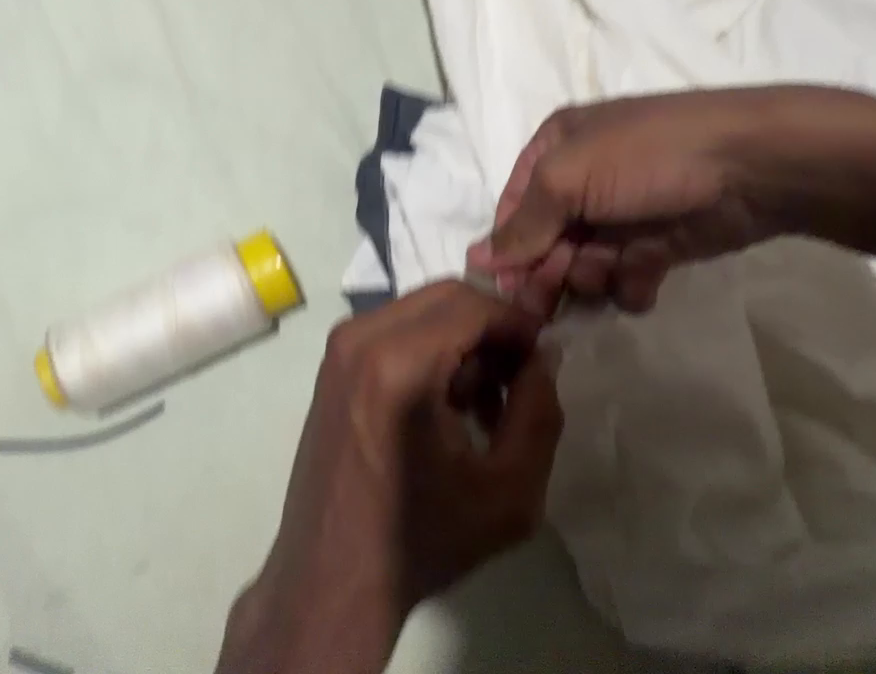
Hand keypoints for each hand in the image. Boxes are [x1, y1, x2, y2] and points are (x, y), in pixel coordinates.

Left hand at [217, 282, 561, 673]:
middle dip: (490, 328)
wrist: (331, 577)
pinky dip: (428, 350)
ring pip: (420, 311)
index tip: (545, 357)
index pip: (474, 304)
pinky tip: (444, 406)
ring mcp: (338, 350)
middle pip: (446, 297)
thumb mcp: (510, 490)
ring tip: (483, 404)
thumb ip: (540, 410)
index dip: (519, 322)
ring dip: (461, 341)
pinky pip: (393, 330)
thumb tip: (544, 357)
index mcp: (399, 364)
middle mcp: (361, 339)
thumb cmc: (423, 539)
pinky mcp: (331, 366)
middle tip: (518, 380)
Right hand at [466, 88, 823, 315]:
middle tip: (554, 298)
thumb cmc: (646, 157)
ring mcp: (621, 214)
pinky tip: (645, 282)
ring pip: (583, 264)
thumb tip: (477, 258)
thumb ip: (523, 224)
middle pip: (545, 242)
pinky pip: (625, 277)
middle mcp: (583, 181)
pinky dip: (630, 286)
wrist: (752, 165)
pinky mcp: (656, 244)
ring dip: (592, 277)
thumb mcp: (569, 177)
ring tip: (614, 271)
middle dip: (550, 270)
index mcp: (555, 149)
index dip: (508, 249)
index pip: (512, 208)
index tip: (507, 290)